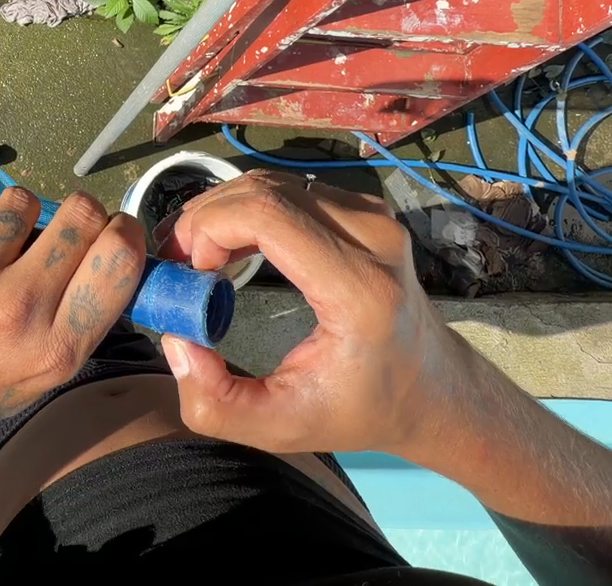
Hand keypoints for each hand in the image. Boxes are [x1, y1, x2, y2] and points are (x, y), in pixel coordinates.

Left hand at [0, 187, 145, 461]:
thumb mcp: (42, 377)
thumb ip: (78, 315)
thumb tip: (108, 245)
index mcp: (56, 349)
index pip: (119, 258)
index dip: (122, 231)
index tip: (109, 232)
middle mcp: (16, 309)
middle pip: (81, 213)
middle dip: (75, 216)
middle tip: (49, 237)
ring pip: (22, 200)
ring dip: (13, 220)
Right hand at [157, 171, 475, 455]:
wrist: (436, 389)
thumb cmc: (361, 410)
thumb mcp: (282, 427)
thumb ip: (214, 402)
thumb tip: (175, 339)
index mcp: (359, 290)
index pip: (267, 215)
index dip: (210, 228)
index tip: (188, 271)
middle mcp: (372, 238)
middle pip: (262, 191)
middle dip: (204, 219)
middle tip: (176, 261)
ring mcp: (372, 216)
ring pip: (270, 184)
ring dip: (221, 211)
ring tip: (197, 255)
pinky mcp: (365, 209)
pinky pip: (287, 189)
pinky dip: (246, 209)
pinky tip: (230, 245)